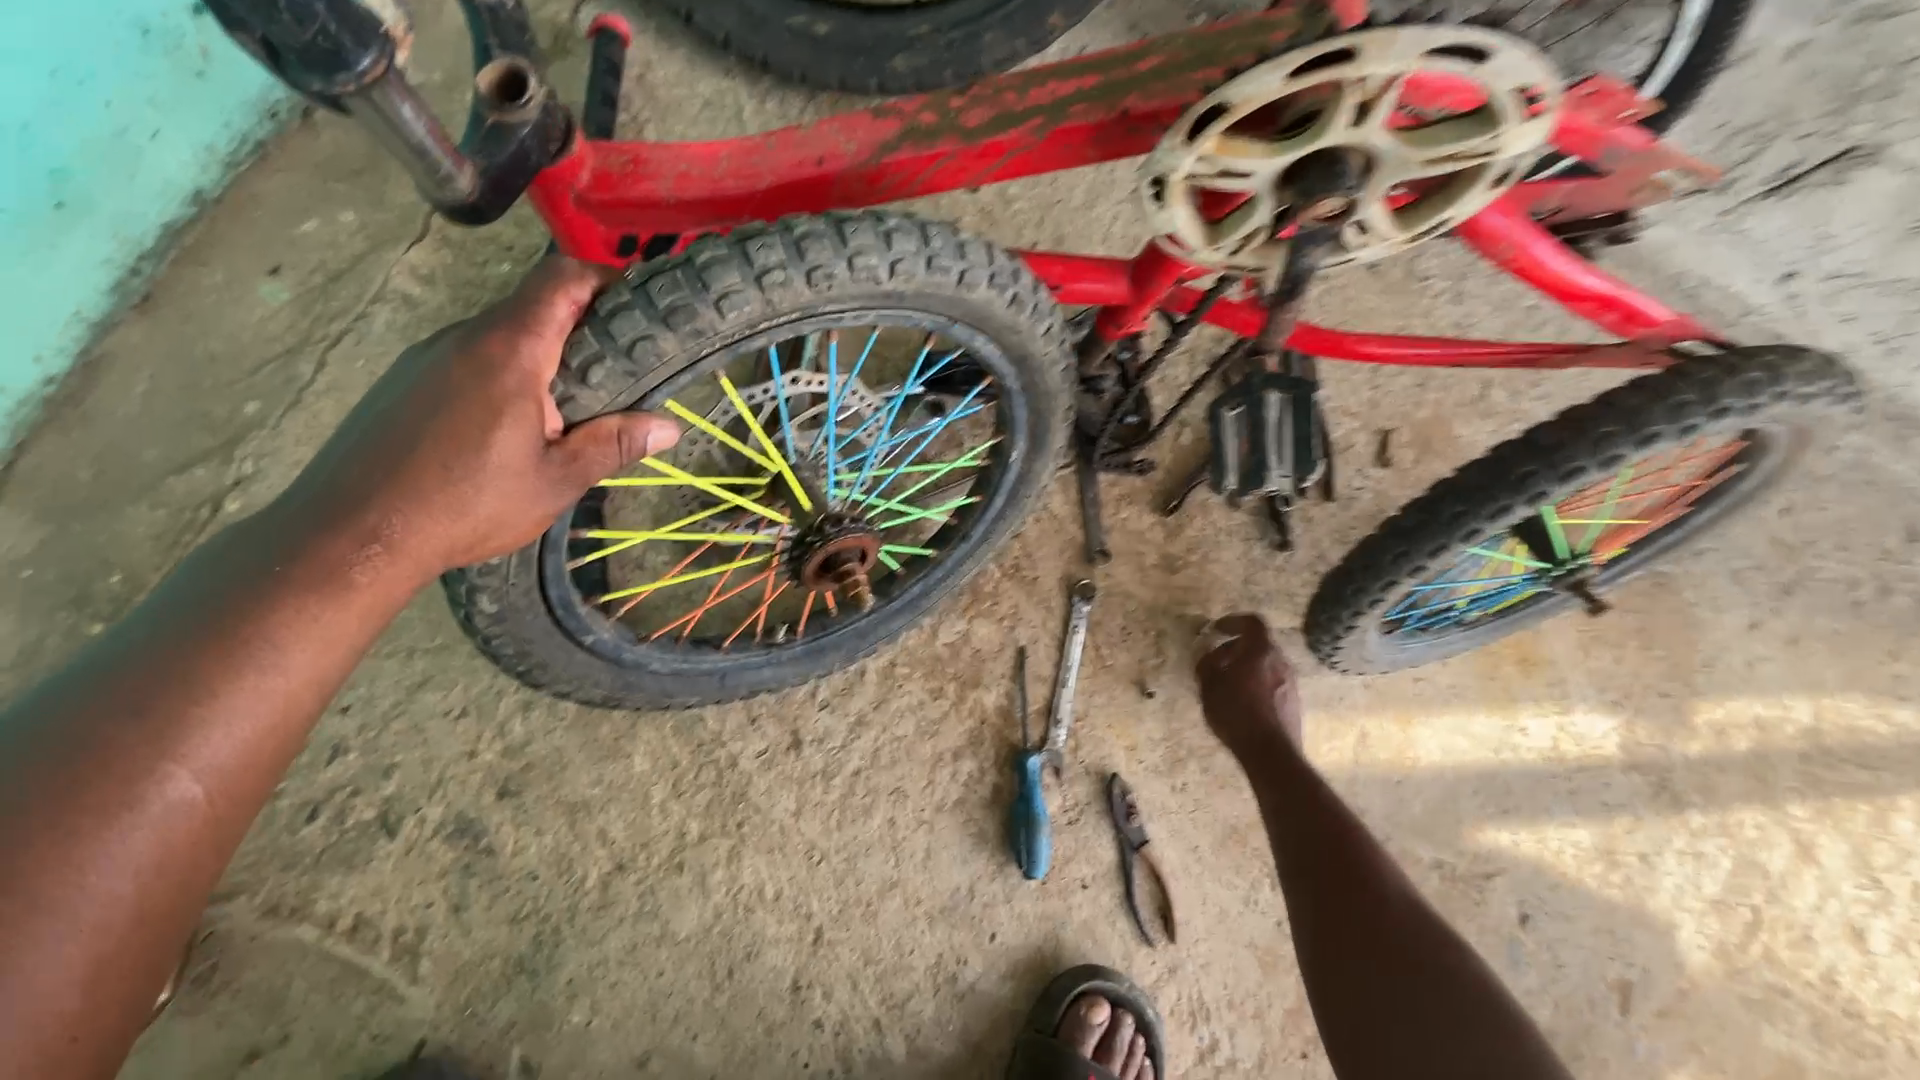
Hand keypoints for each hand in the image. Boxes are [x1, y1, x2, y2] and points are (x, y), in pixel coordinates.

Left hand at [273, 257, 678, 579]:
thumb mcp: (556, 481)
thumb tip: (670, 427)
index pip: (561, 279)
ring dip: (543, 354)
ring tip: (572, 404)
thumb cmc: (466, 504)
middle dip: (582, 325)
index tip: (638, 304)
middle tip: (620, 368)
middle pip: (533, 304)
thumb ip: (613, 445)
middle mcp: (466, 337)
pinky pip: (470, 357)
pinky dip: (506, 372)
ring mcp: (428, 355)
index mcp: (510, 351)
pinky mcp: (406, 379)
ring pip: (501, 334)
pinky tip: (512, 425)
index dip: (604, 278)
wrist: (354, 532)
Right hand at [1195, 613, 1303, 760]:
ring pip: (1266, 665)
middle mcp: (1280, 661)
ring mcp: (1291, 682)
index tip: (1216, 629)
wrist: (1271, 752)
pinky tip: (1243, 703)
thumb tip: (1208, 655)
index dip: (1233, 622)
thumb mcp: (1209, 687)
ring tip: (1227, 685)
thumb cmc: (1236, 713)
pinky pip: (1272, 683)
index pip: (1252, 622)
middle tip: (1216, 662)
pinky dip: (1257, 684)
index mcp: (1260, 651)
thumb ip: (1207, 665)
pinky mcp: (1293, 702)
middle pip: (1259, 644)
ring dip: (1247, 668)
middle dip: (1236, 648)